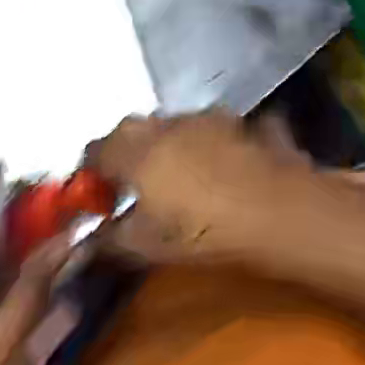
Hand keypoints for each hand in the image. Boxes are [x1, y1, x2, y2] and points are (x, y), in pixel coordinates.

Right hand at [86, 111, 307, 262]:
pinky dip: (207, 141)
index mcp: (138, 152)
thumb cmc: (206, 231)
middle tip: (130, 181)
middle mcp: (168, 126)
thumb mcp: (150, 246)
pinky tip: (219, 163)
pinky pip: (212, 127)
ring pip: (173, 123)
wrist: (277, 206)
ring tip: (176, 175)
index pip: (98, 149)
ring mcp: (207, 118)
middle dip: (125, 150)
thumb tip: (87, 242)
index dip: (91, 170)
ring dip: (166, 142)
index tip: (95, 194)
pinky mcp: (239, 121)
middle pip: (133, 129)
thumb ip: (112, 240)